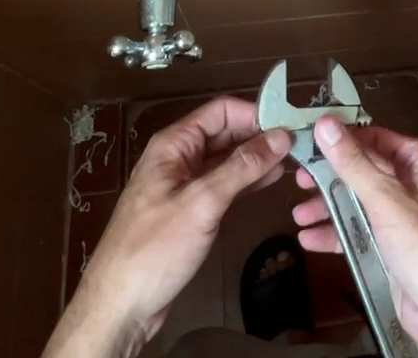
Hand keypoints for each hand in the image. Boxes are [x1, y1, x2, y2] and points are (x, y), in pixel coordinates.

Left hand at [47, 96, 292, 356]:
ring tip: (291, 161)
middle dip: (258, 136)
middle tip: (297, 144)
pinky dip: (245, 180)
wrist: (119, 306)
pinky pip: (222, 183)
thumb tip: (281, 137)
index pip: (221, 111)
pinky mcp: (189, 209)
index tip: (288, 125)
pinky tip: (269, 181)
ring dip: (255, 158)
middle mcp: (178, 158)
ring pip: (225, 158)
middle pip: (225, 132)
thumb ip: (243, 167)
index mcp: (174, 145)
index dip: (255, 113)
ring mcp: (183, 184)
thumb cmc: (155, 249)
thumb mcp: (203, 202)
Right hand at [293, 117, 417, 357]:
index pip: (374, 137)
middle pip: (363, 169)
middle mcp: (411, 181)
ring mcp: (402, 213)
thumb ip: (353, 162)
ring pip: (358, 200)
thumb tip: (324, 123)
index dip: (341, 138)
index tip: (307, 141)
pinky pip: (360, 228)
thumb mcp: (386, 199)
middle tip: (299, 181)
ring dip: (329, 206)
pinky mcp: (392, 243)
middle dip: (331, 177)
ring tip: (298, 215)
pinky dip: (337, 232)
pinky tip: (310, 238)